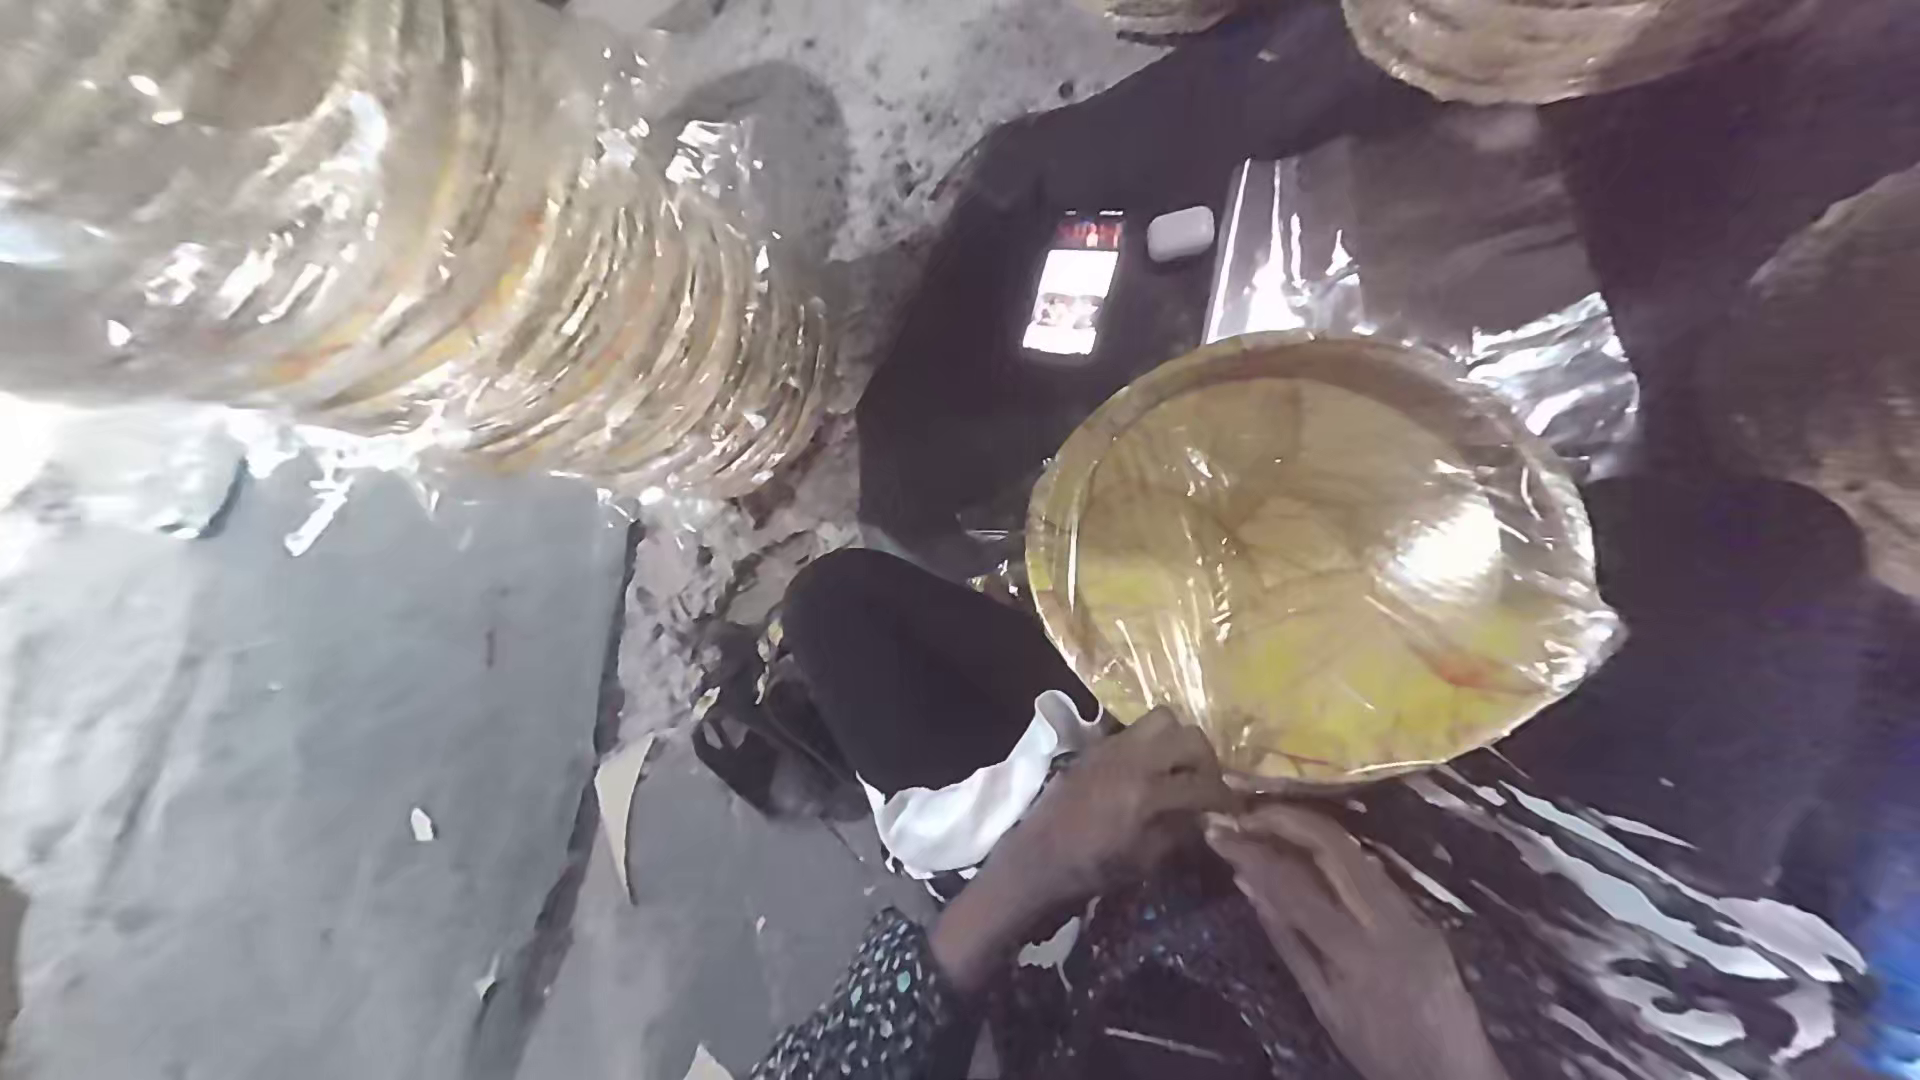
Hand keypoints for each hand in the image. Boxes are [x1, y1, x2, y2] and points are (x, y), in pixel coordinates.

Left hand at [931, 707, 1234, 992]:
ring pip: (1161, 719)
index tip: (1235, 809)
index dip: (1227, 798)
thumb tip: (1209, 814)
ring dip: (1177, 742)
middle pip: (1188, 735)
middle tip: (1205, 784)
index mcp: (1147, 792)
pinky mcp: (1097, 745)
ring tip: (1178, 770)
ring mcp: (1112, 746)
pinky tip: (1150, 769)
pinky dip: (1151, 743)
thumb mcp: (1147, 859)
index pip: (1204, 784)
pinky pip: (1135, 729)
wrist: (1040, 854)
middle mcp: (1132, 759)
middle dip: (1206, 760)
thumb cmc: (1093, 867)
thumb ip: (1183, 831)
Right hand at [1207, 804, 1509, 1079]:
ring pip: (1348, 843)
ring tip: (1261, 819)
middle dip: (1279, 818)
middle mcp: (1389, 918)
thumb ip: (1284, 936)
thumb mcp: (1322, 1003)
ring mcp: (1409, 908)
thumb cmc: (1380, 1050)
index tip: (1214, 831)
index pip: (1292, 883)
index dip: (1249, 850)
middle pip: (1330, 844)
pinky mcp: (1417, 907)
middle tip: (1239, 813)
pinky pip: (1363, 860)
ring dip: (1299, 824)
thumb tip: (1243, 878)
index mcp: (1359, 952)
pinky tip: (1297, 843)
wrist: (1459, 1078)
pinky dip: (1323, 844)